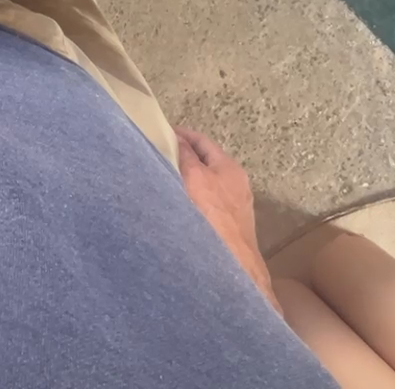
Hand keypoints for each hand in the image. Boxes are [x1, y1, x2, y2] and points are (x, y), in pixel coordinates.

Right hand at [176, 127, 275, 303]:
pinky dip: (192, 195)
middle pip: (205, 161)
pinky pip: (207, 201)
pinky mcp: (229, 224)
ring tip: (164, 177)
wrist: (232, 262)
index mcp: (230, 167)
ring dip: (186, 177)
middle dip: (183, 156)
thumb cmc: (212, 213)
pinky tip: (178, 203)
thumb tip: (177, 138)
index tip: (159, 133)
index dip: (181, 134)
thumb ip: (185, 154)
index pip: (202, 141)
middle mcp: (236, 184)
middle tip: (158, 154)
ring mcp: (234, 206)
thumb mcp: (194, 176)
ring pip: (205, 182)